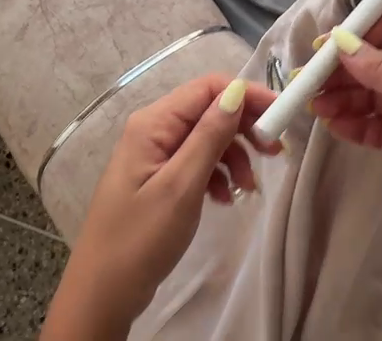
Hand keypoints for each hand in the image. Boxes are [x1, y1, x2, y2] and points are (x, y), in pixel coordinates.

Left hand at [42, 74, 279, 338]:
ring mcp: (155, 153)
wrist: (101, 294)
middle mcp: (153, 128)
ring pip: (206, 136)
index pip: (208, 87)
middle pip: (209, 110)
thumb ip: (209, 136)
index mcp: (154, 122)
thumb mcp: (181, 186)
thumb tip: (236, 92)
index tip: (280, 116)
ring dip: (233, 155)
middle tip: (274, 152)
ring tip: (248, 187)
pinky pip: (196, 161)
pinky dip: (217, 174)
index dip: (246, 95)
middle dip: (244, 127)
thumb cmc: (140, 238)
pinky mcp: (159, 178)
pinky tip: (225, 198)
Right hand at [311, 15, 381, 246]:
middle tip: (308, 83)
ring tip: (315, 108)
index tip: (323, 47)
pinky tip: (334, 126)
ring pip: (373, 97)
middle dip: (343, 71)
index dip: (357, 35)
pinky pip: (377, 128)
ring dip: (344, 99)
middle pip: (376, 64)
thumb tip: (341, 40)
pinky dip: (356, 125)